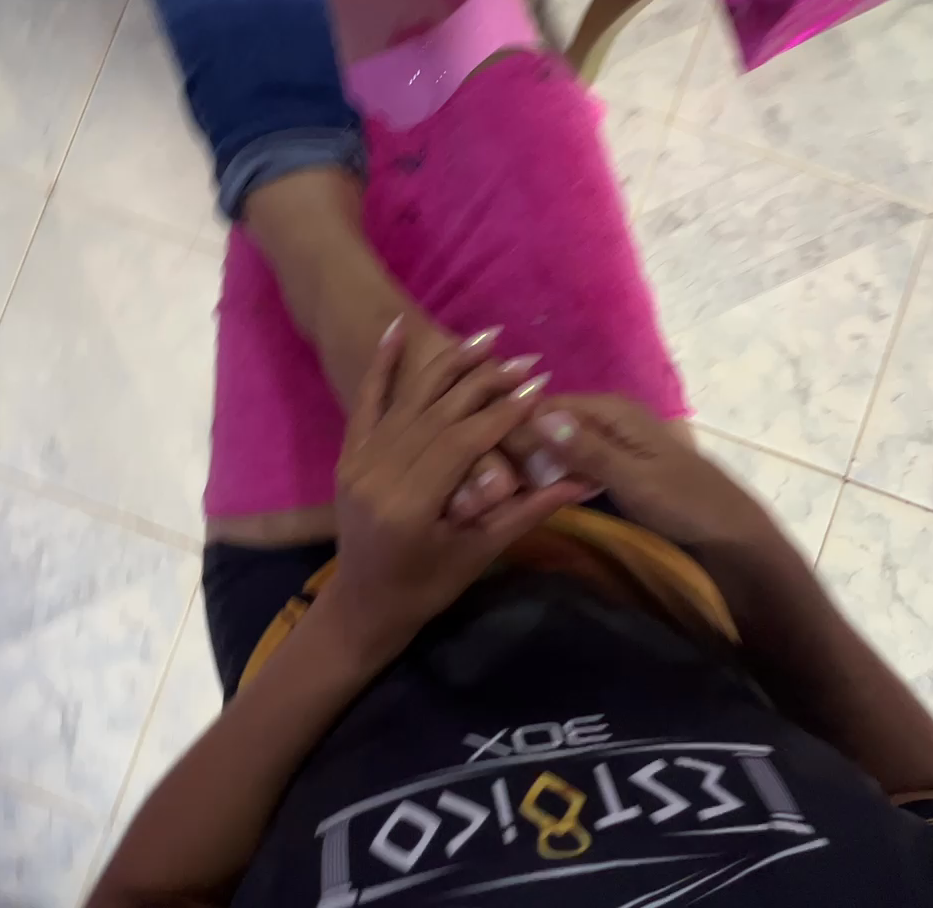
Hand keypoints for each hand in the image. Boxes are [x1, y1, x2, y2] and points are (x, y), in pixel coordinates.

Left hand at [322, 319, 590, 659]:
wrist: (364, 604)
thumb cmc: (427, 587)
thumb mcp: (479, 553)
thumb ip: (528, 511)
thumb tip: (584, 482)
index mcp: (411, 505)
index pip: (463, 442)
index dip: (503, 411)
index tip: (538, 385)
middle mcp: (378, 474)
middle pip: (439, 414)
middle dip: (485, 382)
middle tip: (525, 359)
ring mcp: (358, 461)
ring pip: (409, 401)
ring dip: (448, 365)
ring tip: (487, 337)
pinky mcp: (349, 454)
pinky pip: (366, 402)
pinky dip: (381, 365)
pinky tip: (396, 328)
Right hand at [523, 395, 786, 548]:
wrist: (730, 533)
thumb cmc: (685, 504)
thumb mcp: (633, 478)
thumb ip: (586, 449)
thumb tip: (536, 417)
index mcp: (611, 409)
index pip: (543, 406)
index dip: (514, 428)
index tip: (487, 461)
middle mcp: (607, 414)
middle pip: (548, 421)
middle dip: (522, 446)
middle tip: (497, 482)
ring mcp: (611, 437)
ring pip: (557, 440)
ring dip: (536, 461)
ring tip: (509, 487)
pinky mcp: (613, 459)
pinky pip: (572, 457)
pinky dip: (556, 470)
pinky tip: (540, 490)